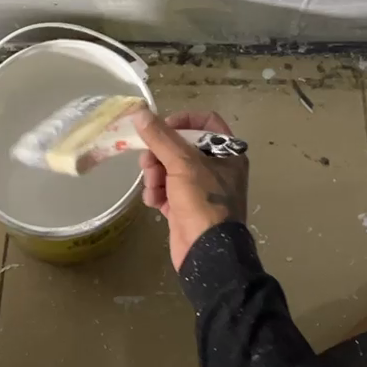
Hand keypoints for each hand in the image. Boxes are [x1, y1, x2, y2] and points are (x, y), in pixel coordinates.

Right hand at [134, 110, 247, 269]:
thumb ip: (160, 137)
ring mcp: (201, 188)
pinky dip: (157, 193)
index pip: (206, 122)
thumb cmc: (203, 201)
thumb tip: (140, 112)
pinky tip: (153, 201)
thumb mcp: (182, 164)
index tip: (162, 127)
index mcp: (227, 152)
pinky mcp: (185, 207)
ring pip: (170, 168)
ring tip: (152, 186)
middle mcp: (216, 167)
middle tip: (148, 162)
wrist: (207, 254)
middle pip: (182, 146)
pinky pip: (166, 190)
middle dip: (160, 153)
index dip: (183, 121)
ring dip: (156, 175)